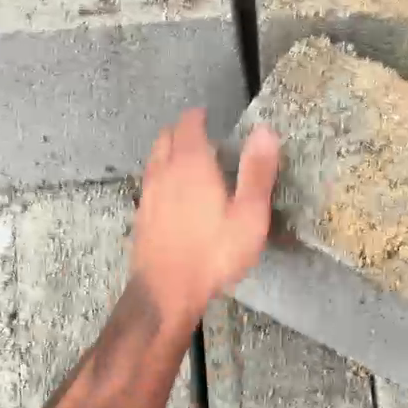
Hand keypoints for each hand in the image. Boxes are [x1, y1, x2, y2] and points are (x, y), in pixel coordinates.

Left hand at [130, 107, 280, 321]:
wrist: (167, 290)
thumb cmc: (214, 253)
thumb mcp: (248, 216)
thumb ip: (257, 172)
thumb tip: (265, 131)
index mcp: (192, 164)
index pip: (189, 125)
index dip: (198, 117)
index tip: (208, 117)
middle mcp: (164, 171)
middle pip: (166, 137)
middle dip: (181, 131)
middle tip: (199, 136)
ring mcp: (148, 194)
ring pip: (155, 159)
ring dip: (168, 153)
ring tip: (186, 161)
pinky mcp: (141, 216)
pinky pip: (150, 184)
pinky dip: (161, 178)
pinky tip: (172, 196)